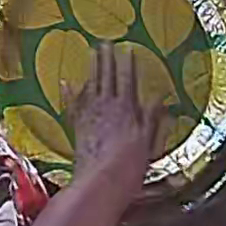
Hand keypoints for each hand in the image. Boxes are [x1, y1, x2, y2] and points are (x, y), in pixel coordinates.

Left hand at [69, 43, 161, 201]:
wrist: (99, 184)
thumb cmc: (128, 167)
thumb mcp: (148, 142)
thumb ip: (152, 118)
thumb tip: (160, 97)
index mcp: (126, 108)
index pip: (128, 79)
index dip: (128, 63)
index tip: (127, 48)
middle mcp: (107, 106)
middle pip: (108, 76)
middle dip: (108, 58)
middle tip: (106, 42)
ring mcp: (90, 114)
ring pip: (91, 84)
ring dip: (92, 67)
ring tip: (93, 52)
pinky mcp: (78, 125)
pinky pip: (73, 104)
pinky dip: (69, 92)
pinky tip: (65, 82)